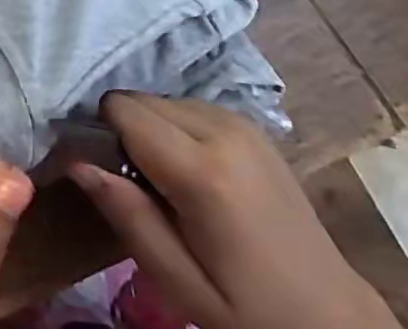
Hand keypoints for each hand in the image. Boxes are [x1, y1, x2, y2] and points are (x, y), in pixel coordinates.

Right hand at [70, 93, 397, 328]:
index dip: (103, 134)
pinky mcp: (250, 123)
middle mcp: (221, 128)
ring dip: (150, 129)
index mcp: (203, 169)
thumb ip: (127, 215)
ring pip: (162, 99)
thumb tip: (75, 160)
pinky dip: (174, 128)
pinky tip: (192, 171)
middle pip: (140, 99)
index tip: (106, 172)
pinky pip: (187, 106)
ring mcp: (240, 120)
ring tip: (167, 183)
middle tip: (138, 186)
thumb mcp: (180, 282)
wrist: (331, 315)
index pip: (122, 109)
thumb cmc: (248, 311)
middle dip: (125, 131)